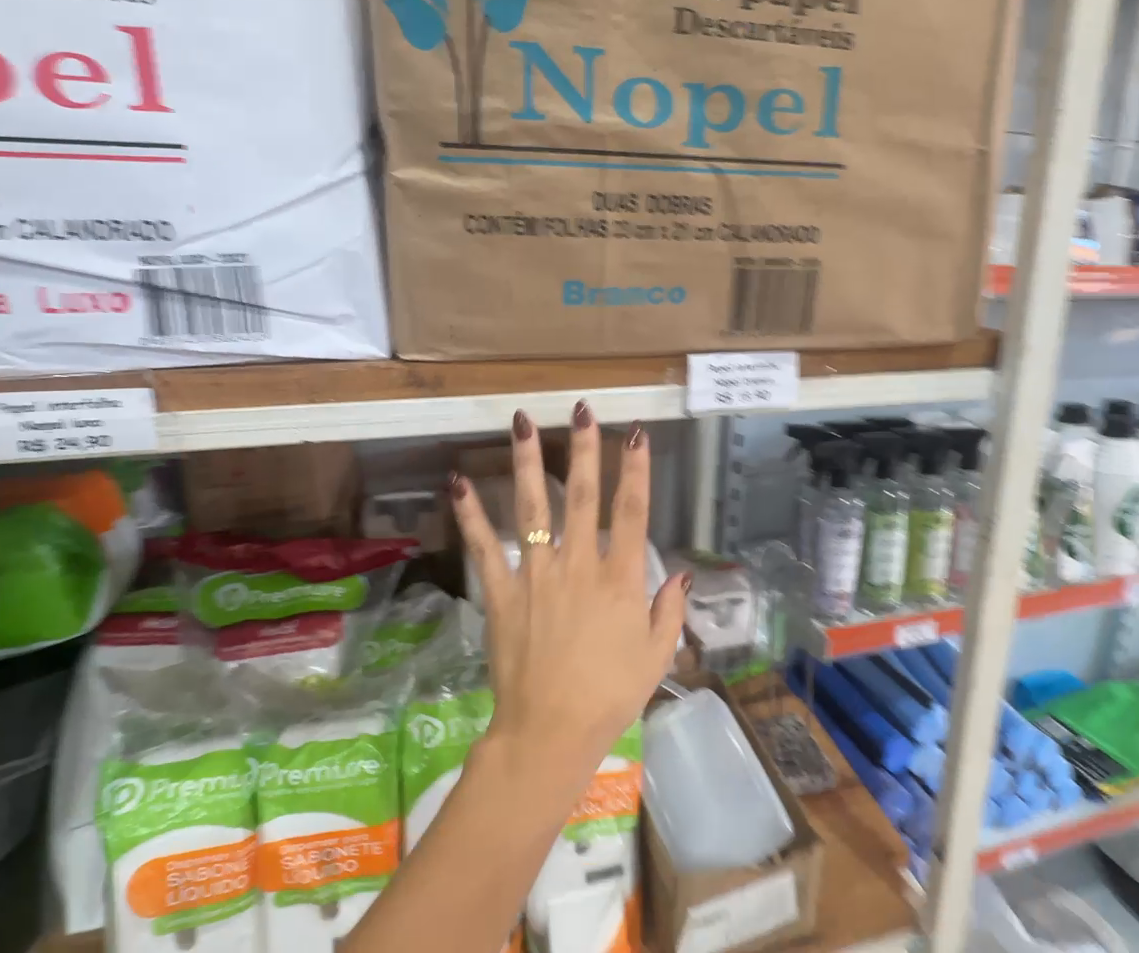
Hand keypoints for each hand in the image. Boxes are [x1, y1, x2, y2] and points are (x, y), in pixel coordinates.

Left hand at [449, 403, 688, 784]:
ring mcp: (536, 575)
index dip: (635, 469)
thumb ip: (668, 610)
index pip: (632, 511)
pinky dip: (471, 513)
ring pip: (533, 507)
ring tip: (522, 422)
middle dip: (583, 449)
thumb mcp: (657, 655)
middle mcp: (578, 564)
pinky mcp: (501, 592)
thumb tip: (679, 573)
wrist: (550, 729)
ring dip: (528, 462)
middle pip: (582, 496)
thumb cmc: (611, 695)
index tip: (634, 433)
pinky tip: (460, 481)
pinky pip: (485, 546)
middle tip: (580, 409)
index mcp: (619, 578)